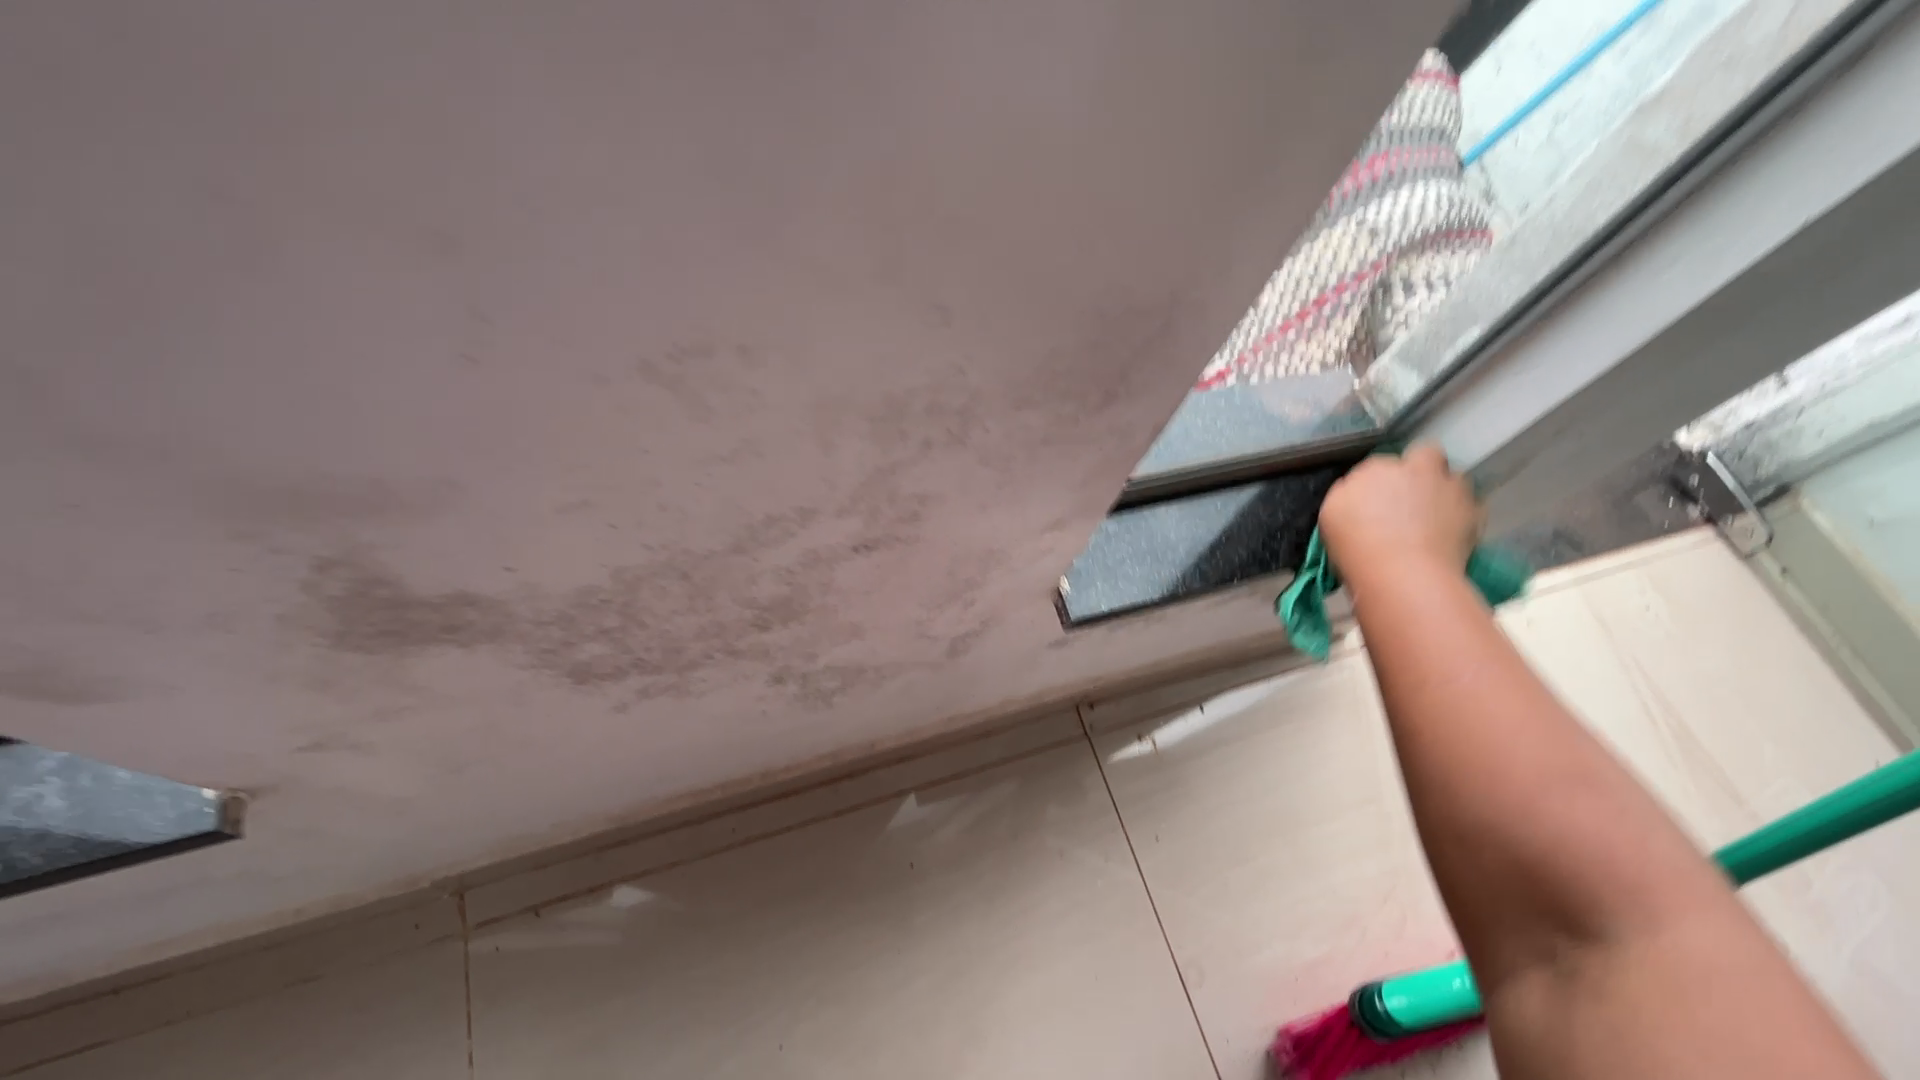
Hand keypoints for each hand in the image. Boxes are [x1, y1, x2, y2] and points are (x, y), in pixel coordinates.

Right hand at [1319, 444, 1482, 582]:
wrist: (1404, 576)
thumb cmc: (1357, 549)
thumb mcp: (1330, 517)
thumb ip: (1346, 494)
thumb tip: (1357, 490)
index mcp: (1374, 469)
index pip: (1377, 465)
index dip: (1377, 484)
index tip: (1373, 505)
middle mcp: (1414, 469)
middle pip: (1423, 454)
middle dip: (1420, 469)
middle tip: (1411, 498)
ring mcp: (1448, 486)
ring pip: (1453, 476)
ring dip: (1444, 490)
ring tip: (1435, 517)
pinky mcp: (1475, 510)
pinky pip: (1471, 505)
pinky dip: (1462, 515)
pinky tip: (1449, 535)